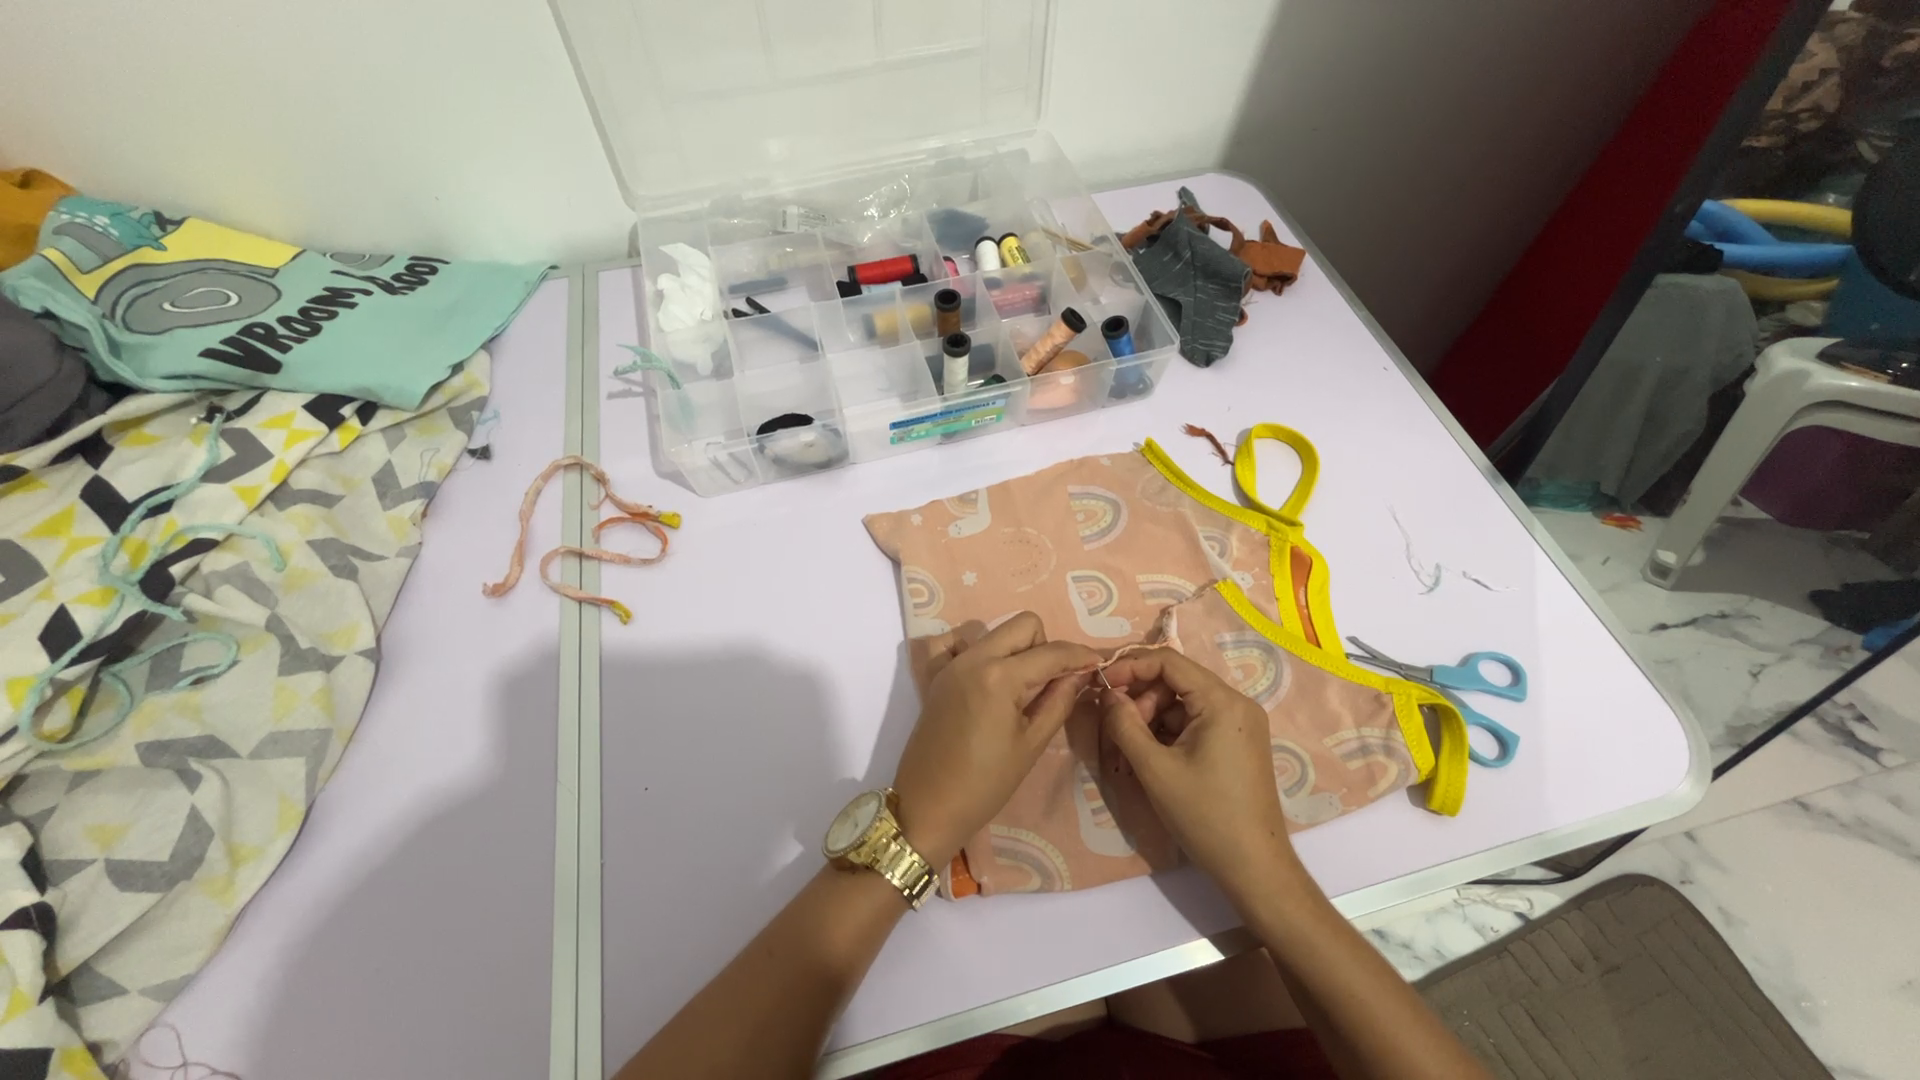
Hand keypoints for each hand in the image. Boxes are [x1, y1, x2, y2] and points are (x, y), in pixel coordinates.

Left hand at [892, 613, 1099, 866]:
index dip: (1081, 656)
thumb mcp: (1031, 745)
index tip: (1098, 665)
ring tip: (1024, 687)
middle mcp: (974, 657)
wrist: (927, 806)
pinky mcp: (937, 675)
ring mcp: (952, 663)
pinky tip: (989, 678)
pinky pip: (960, 644)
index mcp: (1000, 675)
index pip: (1052, 652)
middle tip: (1054, 682)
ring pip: (996, 632)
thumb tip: (1079, 675)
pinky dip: (980, 652)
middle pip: (1024, 625)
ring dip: (1018, 648)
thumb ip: (1058, 701)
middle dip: (1047, 646)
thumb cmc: (985, 783)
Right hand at [1097, 648, 1298, 905]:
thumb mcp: (1155, 769)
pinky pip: (1196, 721)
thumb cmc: (1204, 815)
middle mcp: (1237, 704)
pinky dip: (1170, 731)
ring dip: (1153, 716)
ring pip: (1183, 703)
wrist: (1254, 866)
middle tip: (1116, 725)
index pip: (1169, 661)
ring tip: (1132, 747)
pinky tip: (1153, 756)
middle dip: (1141, 697)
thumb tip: (1107, 695)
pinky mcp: (1238, 743)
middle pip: (1176, 681)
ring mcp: (1241, 724)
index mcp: (1222, 702)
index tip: (1099, 684)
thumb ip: (1125, 724)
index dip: (1130, 667)